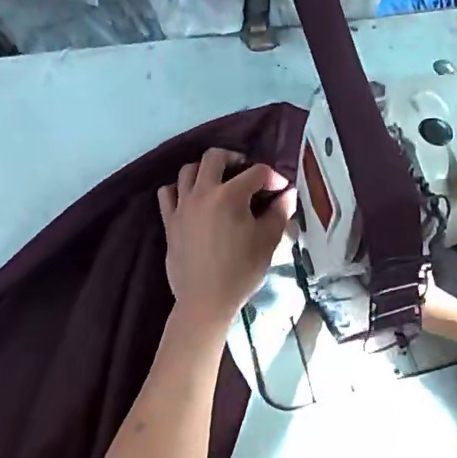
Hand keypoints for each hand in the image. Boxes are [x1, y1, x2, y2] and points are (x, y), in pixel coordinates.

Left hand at [157, 148, 295, 326]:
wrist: (205, 300)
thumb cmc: (241, 271)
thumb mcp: (268, 241)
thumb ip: (279, 212)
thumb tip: (288, 194)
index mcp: (231, 195)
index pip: (256, 172)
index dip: (273, 177)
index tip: (281, 190)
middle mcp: (203, 192)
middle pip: (215, 156)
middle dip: (235, 158)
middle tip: (246, 172)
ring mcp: (182, 205)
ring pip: (188, 170)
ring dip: (205, 170)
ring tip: (219, 182)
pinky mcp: (169, 220)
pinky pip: (167, 192)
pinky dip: (180, 188)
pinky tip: (191, 197)